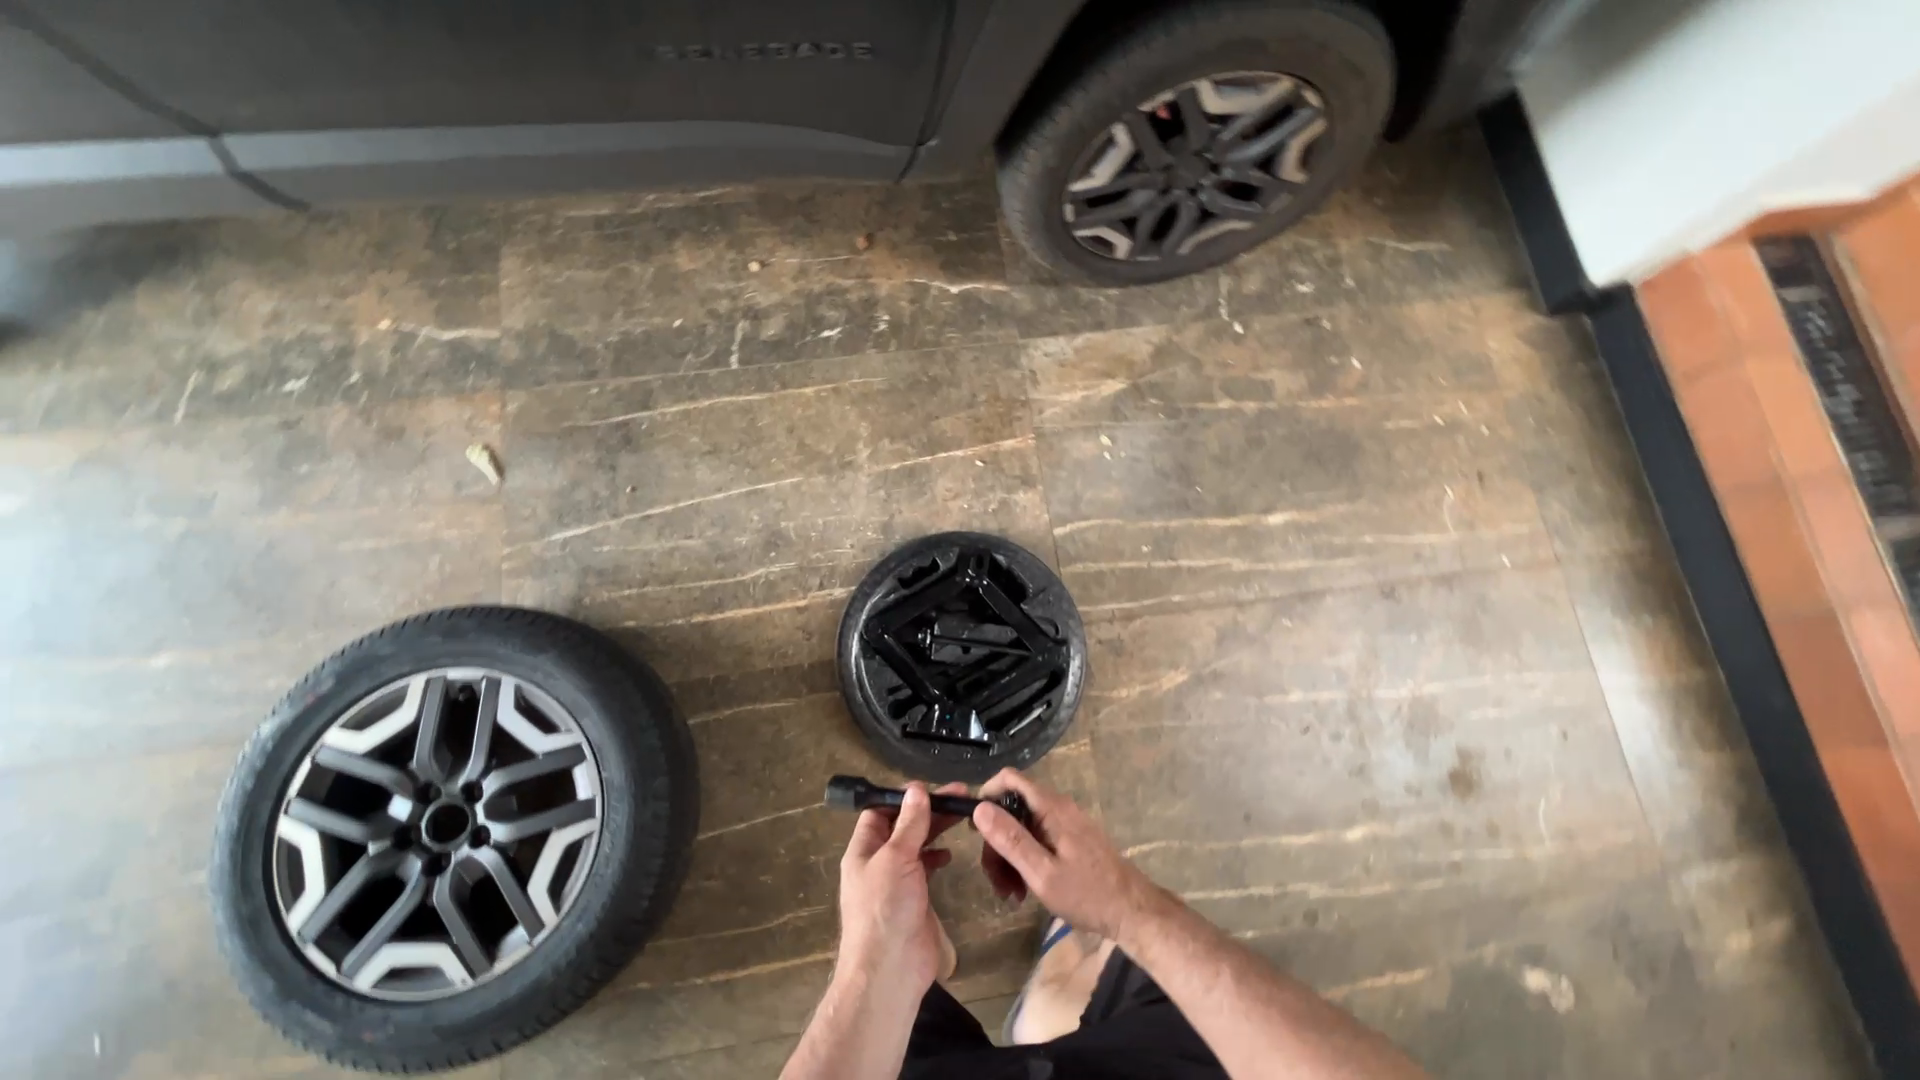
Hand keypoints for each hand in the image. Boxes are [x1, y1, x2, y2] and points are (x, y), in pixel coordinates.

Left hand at [835, 782, 967, 992]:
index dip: (903, 798)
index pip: (880, 812)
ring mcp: (896, 881)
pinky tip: (950, 854)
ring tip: (961, 816)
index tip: (931, 787)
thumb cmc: (886, 908)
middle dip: (927, 810)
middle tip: (960, 796)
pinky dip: (936, 856)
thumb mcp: (896, 858)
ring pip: (916, 845)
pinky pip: (924, 868)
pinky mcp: (914, 899)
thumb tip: (916, 790)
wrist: (890, 969)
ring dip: (934, 830)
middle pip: (902, 826)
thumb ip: (909, 824)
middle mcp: (877, 862)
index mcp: (863, 849)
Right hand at [972, 769, 1170, 941]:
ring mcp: (1065, 824)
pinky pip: (1038, 840)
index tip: (975, 829)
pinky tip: (1026, 890)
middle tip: (996, 881)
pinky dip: (1026, 861)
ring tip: (1012, 894)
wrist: (1133, 912)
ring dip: (1010, 858)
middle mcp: (1058, 808)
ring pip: (1023, 828)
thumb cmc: (1088, 894)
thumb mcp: (1042, 873)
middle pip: (1013, 809)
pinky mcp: (1070, 840)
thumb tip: (979, 808)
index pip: (1010, 779)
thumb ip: (1011, 840)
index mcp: (1051, 808)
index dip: (987, 795)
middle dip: (997, 842)